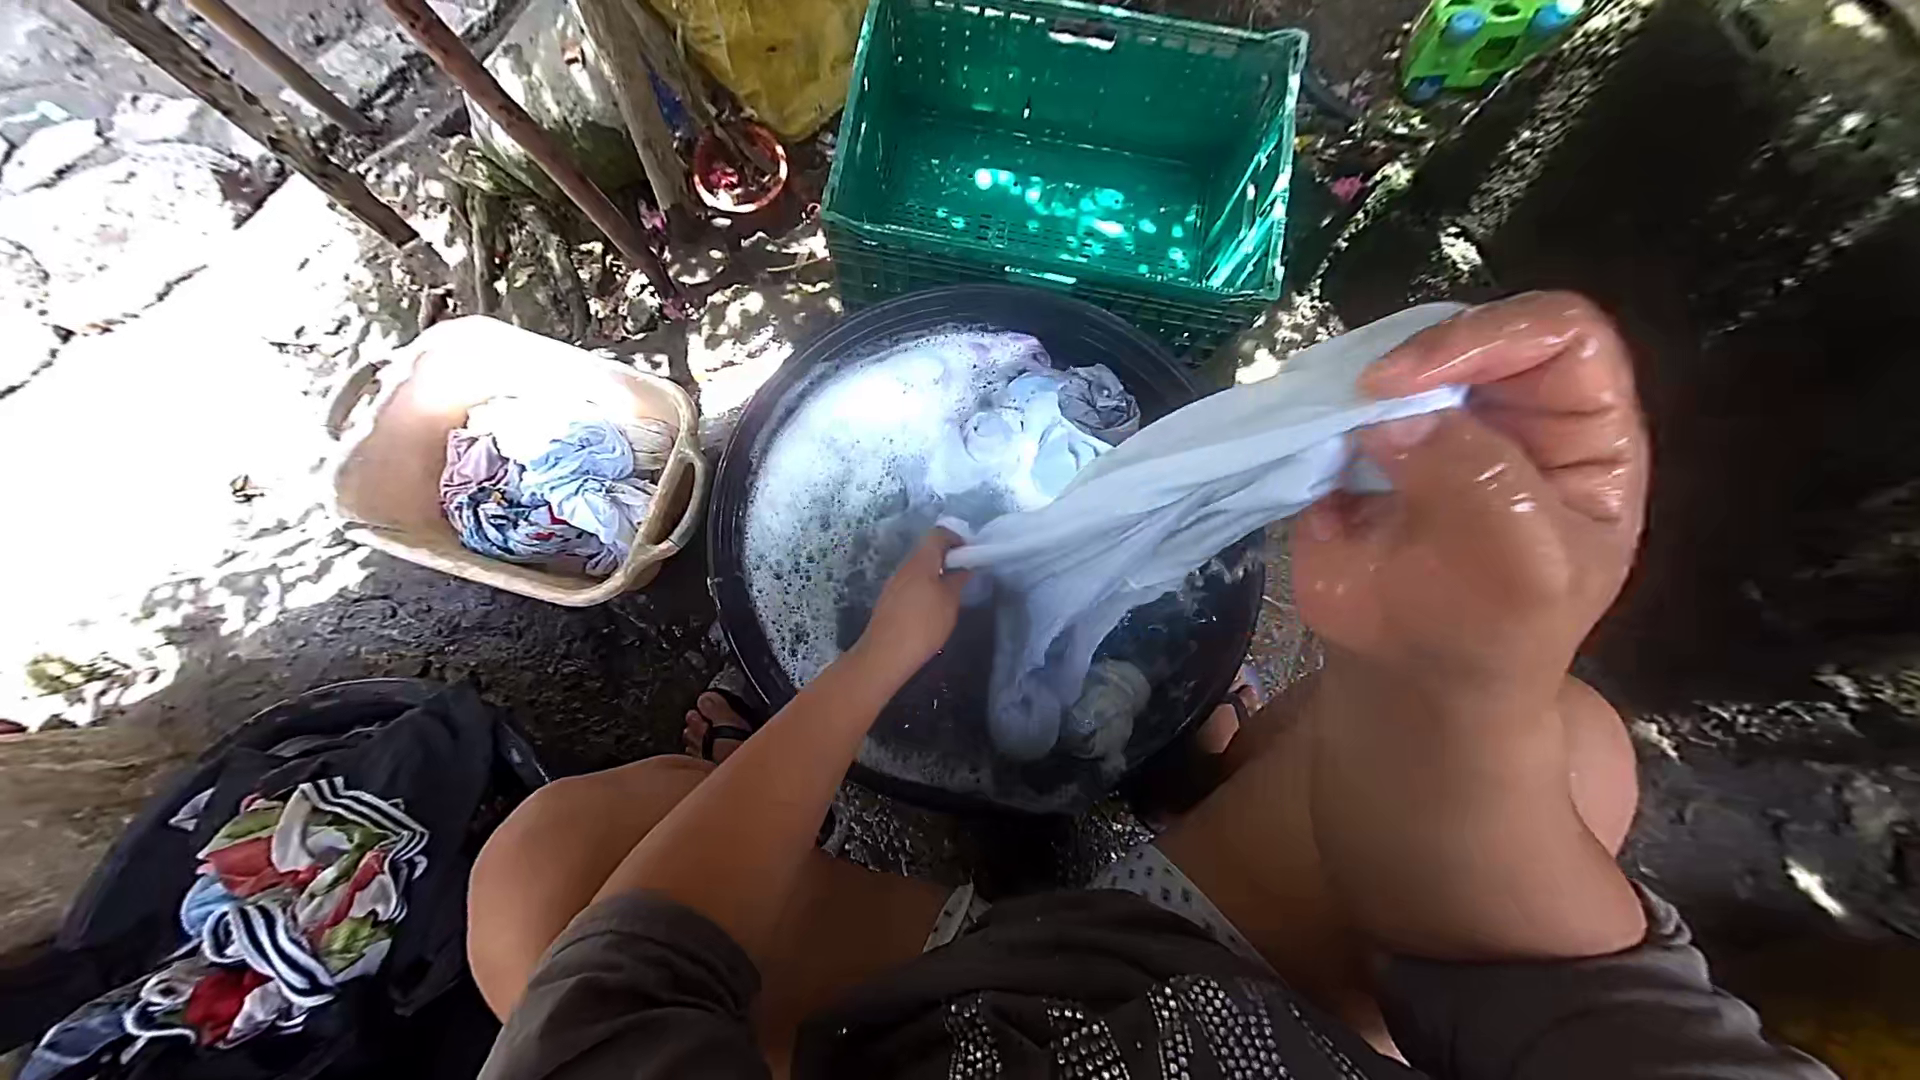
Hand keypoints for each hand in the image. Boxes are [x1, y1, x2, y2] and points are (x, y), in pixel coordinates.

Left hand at [850, 528, 971, 685]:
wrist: (885, 655)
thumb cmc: (923, 625)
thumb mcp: (950, 602)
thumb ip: (957, 581)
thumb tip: (963, 568)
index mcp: (920, 561)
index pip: (937, 535)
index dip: (956, 539)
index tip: (970, 553)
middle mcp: (904, 567)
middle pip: (926, 551)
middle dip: (946, 558)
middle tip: (964, 574)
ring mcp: (893, 584)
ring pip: (918, 569)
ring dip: (935, 574)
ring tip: (951, 593)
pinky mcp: (888, 601)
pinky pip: (910, 585)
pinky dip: (924, 588)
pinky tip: (932, 608)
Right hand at [1293, 292, 1647, 707]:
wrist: (1406, 669)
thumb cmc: (1491, 625)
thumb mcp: (1523, 563)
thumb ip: (1477, 479)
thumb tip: (1388, 419)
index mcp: (1574, 432)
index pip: (1554, 337)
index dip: (1485, 338)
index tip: (1400, 380)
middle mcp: (1500, 417)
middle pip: (1466, 339)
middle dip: (1411, 358)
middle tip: (1357, 396)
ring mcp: (1420, 434)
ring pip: (1392, 369)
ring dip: (1353, 384)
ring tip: (1326, 416)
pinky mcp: (1353, 458)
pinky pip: (1333, 415)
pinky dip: (1312, 417)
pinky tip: (1303, 435)